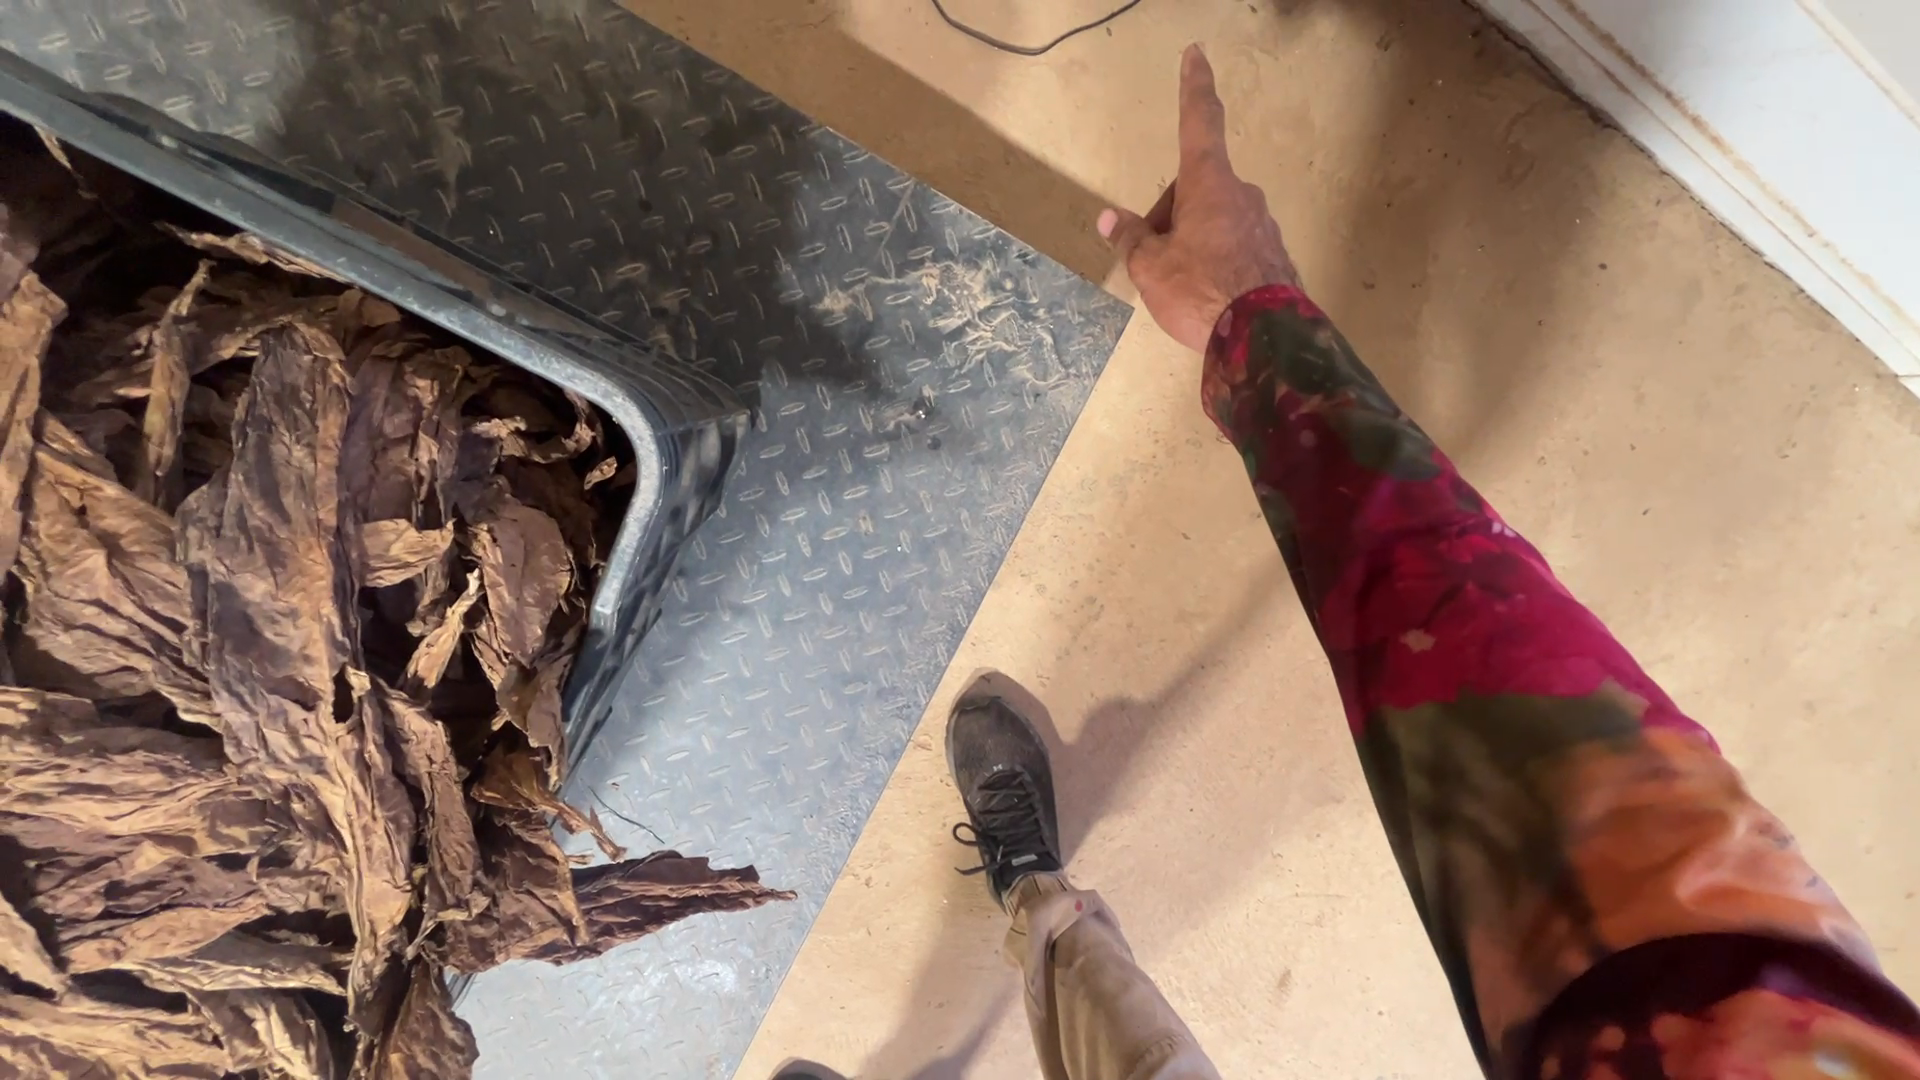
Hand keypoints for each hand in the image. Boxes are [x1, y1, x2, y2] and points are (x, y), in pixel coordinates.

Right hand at [1099, 45, 1300, 352]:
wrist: (1261, 335)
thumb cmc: (1198, 290)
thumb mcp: (1151, 268)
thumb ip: (1130, 239)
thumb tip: (1109, 219)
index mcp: (1209, 185)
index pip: (1199, 122)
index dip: (1194, 88)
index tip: (1195, 54)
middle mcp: (1241, 194)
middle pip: (1196, 189)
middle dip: (1168, 216)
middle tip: (1148, 260)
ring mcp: (1262, 224)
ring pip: (1215, 220)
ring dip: (1190, 241)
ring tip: (1176, 286)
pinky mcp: (1273, 254)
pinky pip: (1233, 246)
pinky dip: (1213, 260)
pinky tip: (1205, 295)